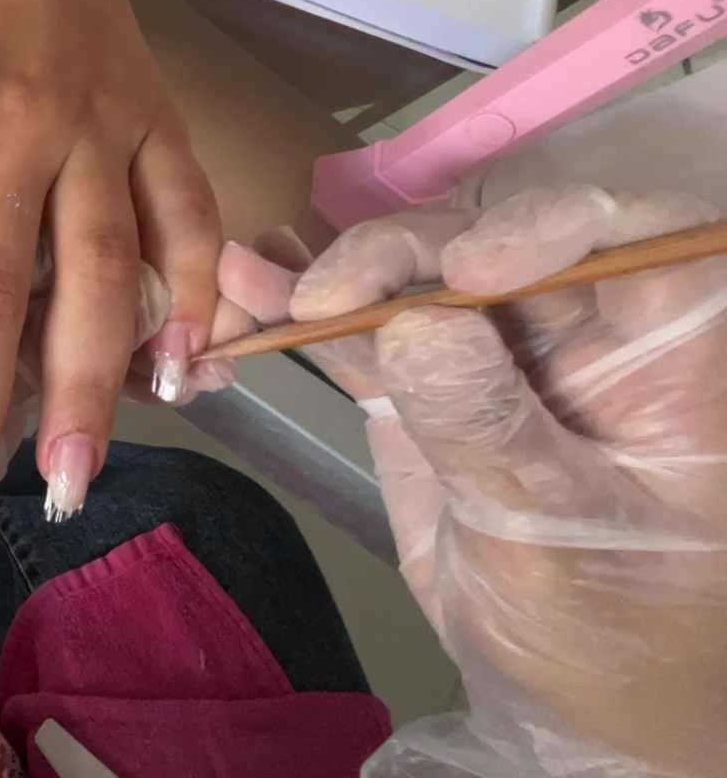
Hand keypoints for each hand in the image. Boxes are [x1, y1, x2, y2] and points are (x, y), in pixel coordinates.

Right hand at [224, 186, 726, 776]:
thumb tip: (414, 322)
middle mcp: (569, 339)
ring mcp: (476, 354)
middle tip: (316, 299)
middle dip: (393, 257)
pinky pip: (347, 330)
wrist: (551, 677)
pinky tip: (244, 281)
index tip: (464, 270)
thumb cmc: (605, 625)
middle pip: (481, 250)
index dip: (557, 227)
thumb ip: (487, 425)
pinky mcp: (404, 379)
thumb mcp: (555, 531)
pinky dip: (288, 307)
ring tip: (243, 277)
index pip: (637, 250)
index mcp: (662, 368)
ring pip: (398, 280)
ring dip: (318, 273)